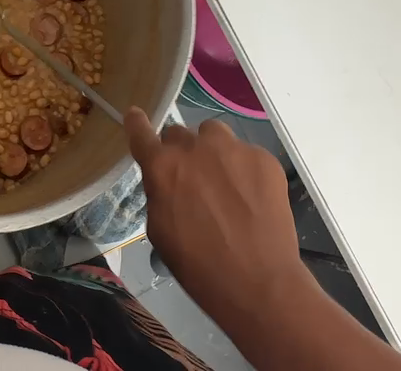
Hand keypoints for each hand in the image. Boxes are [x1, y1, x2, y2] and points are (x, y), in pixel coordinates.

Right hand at [126, 108, 301, 327]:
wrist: (259, 283)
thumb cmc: (199, 265)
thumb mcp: (159, 231)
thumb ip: (158, 193)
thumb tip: (166, 182)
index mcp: (162, 166)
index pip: (140, 131)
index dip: (136, 123)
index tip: (136, 117)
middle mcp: (194, 147)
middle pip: (179, 134)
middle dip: (182, 153)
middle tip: (193, 181)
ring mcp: (232, 148)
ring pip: (213, 135)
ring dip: (212, 152)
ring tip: (225, 183)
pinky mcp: (263, 158)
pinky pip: (246, 153)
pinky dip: (245, 170)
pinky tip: (252, 198)